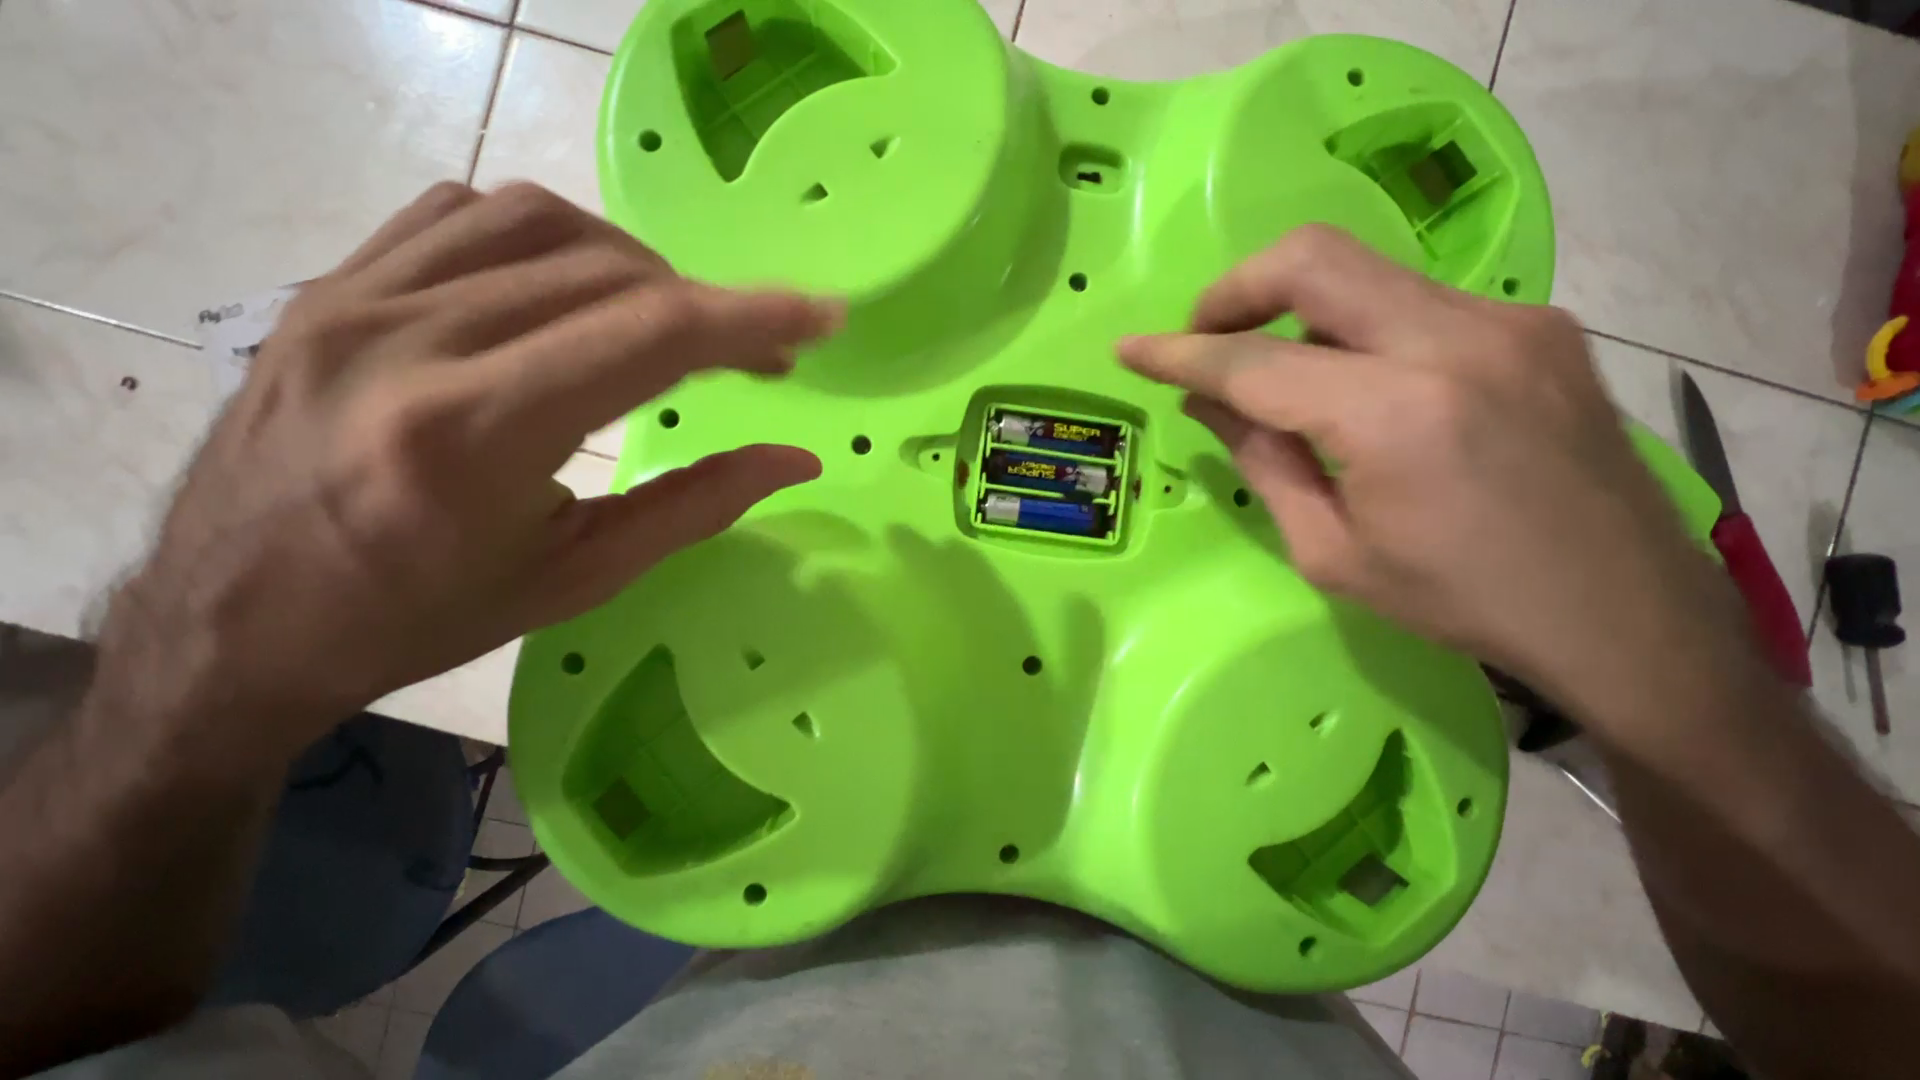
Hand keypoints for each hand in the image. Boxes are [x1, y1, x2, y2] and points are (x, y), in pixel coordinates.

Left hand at [105, 182, 836, 755]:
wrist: (235, 620)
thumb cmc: (420, 620)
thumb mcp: (575, 578)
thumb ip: (696, 506)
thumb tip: (795, 458)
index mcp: (474, 437)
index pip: (648, 336)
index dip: (752, 319)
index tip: (821, 317)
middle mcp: (411, 341)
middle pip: (610, 274)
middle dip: (707, 308)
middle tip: (752, 356)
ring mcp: (356, 298)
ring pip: (541, 222)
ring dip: (634, 264)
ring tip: (664, 320)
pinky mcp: (329, 284)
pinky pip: (463, 214)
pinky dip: (547, 237)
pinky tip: (569, 286)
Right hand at [1119, 225, 1748, 704]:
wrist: (1624, 611)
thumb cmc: (1462, 600)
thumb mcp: (1334, 552)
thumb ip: (1263, 461)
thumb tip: (1210, 401)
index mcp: (1395, 415)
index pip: (1255, 361)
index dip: (1181, 354)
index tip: (1131, 350)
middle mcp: (1455, 339)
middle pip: (1313, 259)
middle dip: (1236, 289)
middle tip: (1205, 338)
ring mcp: (1508, 319)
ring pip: (1366, 273)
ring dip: (1300, 311)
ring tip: (1283, 375)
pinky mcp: (1540, 323)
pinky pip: (1418, 302)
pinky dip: (1364, 330)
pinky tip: (1367, 387)